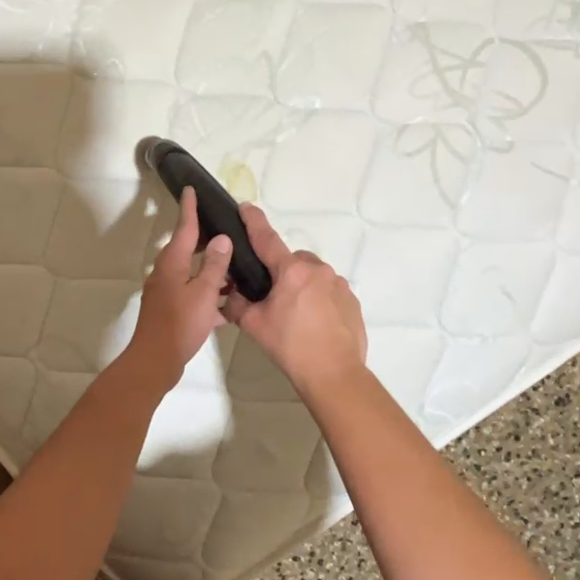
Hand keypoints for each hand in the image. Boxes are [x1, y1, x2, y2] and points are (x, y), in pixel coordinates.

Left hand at [124, 187, 231, 386]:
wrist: (156, 361)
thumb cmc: (180, 324)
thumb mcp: (204, 292)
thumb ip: (214, 265)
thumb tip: (221, 239)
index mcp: (172, 263)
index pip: (183, 228)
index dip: (189, 208)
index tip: (191, 189)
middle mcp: (166, 273)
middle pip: (187, 249)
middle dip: (206, 240)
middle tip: (227, 230)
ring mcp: (167, 293)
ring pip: (192, 273)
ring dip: (211, 270)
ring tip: (236, 267)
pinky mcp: (171, 311)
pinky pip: (193, 294)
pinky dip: (209, 294)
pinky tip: (229, 303)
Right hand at [222, 204, 366, 393]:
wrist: (334, 373)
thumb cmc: (290, 346)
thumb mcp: (254, 326)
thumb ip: (236, 305)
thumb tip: (227, 296)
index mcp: (291, 271)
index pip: (267, 239)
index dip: (253, 222)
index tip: (246, 206)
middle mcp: (317, 270)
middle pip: (292, 261)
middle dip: (281, 273)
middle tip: (272, 300)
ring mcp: (339, 284)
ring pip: (312, 276)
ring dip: (301, 287)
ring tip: (294, 316)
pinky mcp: (352, 300)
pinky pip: (329, 291)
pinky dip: (318, 301)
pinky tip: (313, 324)